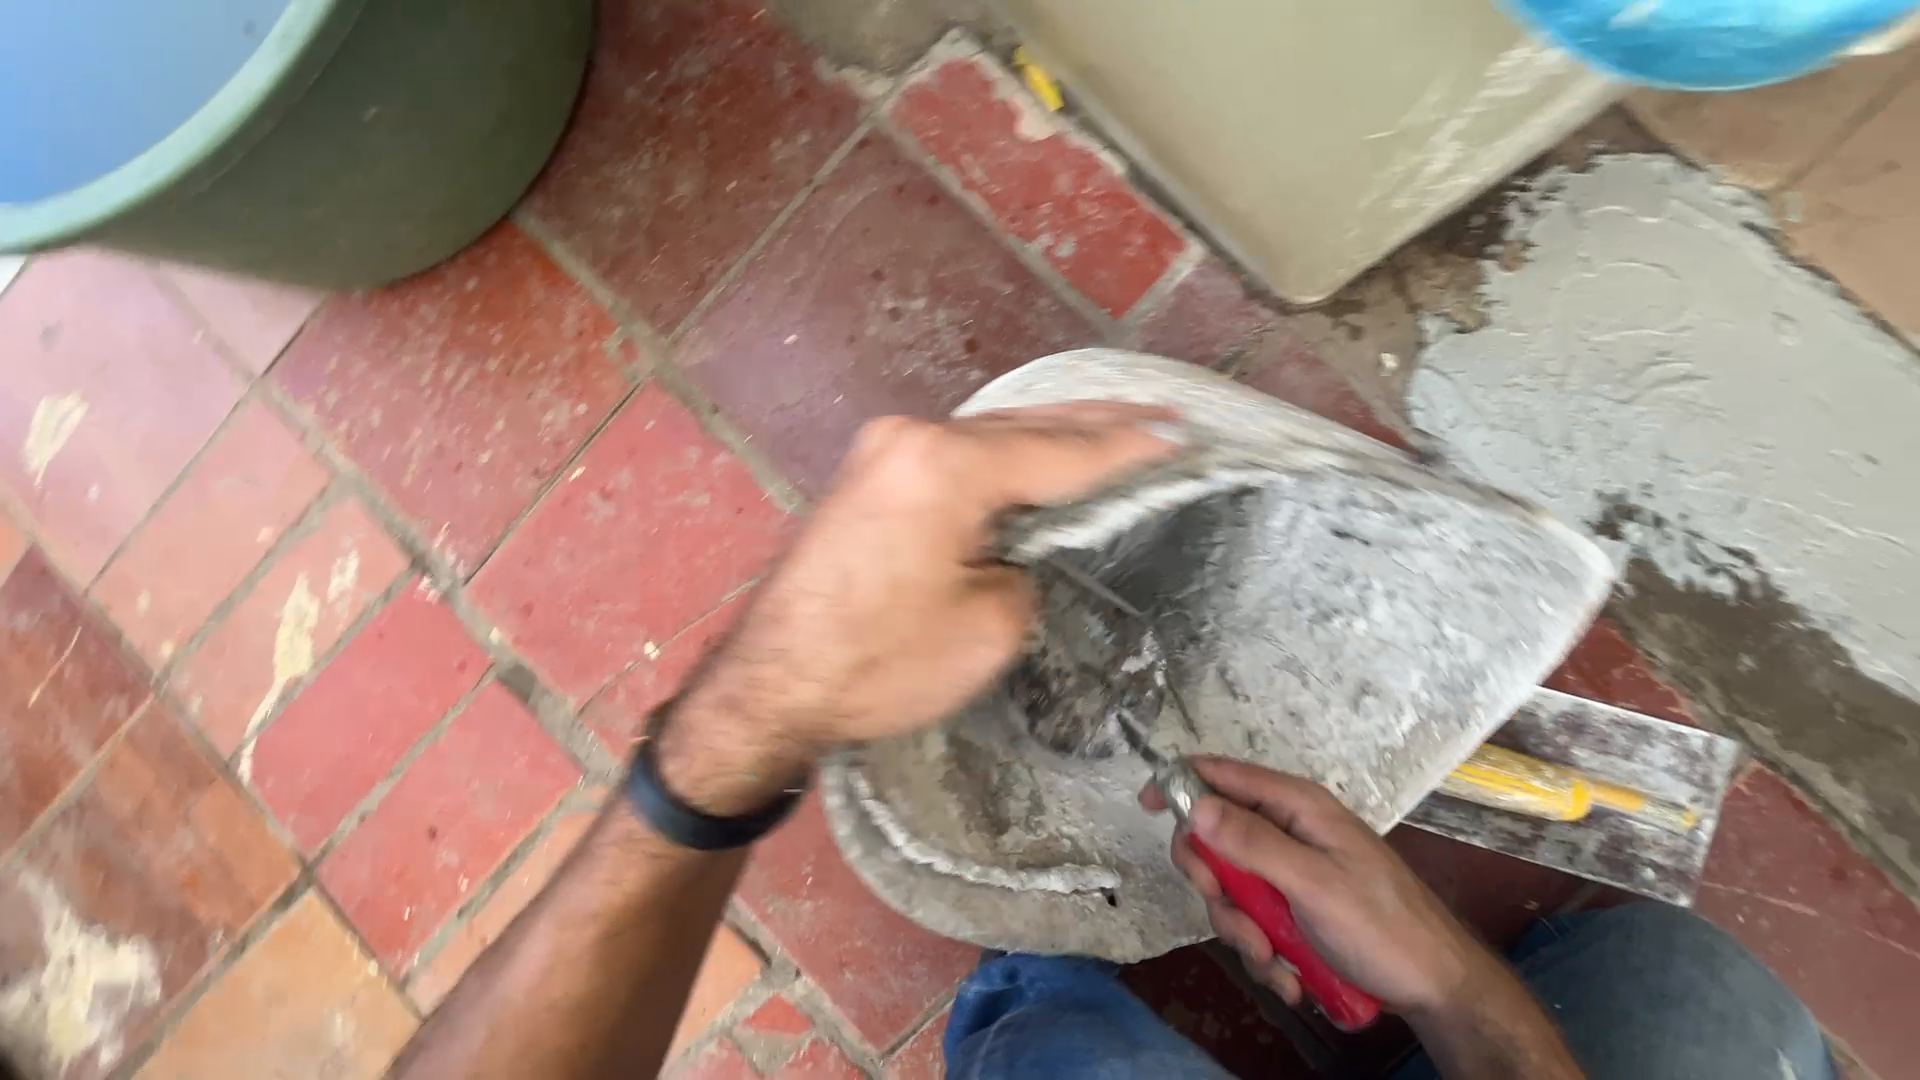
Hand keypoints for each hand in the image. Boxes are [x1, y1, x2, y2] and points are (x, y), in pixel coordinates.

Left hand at [659, 402, 1179, 813]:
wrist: (768, 684)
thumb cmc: (877, 664)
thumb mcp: (986, 630)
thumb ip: (1023, 573)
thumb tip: (1010, 552)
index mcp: (946, 467)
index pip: (1060, 453)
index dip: (1126, 448)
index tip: (1180, 435)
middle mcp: (912, 438)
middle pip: (1024, 428)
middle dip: (1096, 425)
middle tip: (1160, 416)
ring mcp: (884, 451)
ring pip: (989, 436)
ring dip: (1050, 436)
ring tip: (1114, 427)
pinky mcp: (870, 475)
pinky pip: (955, 456)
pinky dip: (1004, 458)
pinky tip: (1036, 455)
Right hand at [1142, 758, 1496, 1017]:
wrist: (1437, 988)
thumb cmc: (1382, 925)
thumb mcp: (1313, 883)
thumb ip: (1252, 842)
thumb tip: (1194, 804)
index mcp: (1293, 804)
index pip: (1220, 774)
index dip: (1179, 783)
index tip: (1147, 806)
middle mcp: (1286, 827)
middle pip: (1214, 835)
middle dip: (1215, 882)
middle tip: (1229, 910)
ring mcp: (1287, 867)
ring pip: (1228, 884)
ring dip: (1240, 926)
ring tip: (1274, 959)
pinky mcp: (1291, 903)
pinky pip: (1250, 915)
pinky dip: (1259, 946)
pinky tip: (1287, 973)